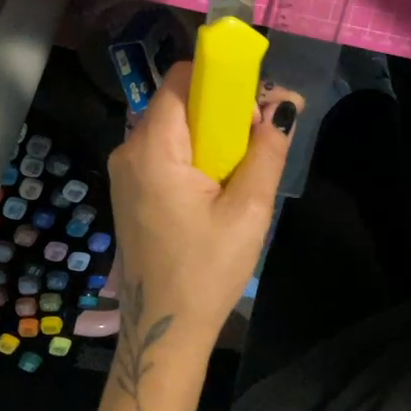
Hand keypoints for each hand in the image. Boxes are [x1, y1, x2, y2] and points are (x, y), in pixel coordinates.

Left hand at [106, 62, 292, 347]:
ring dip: (214, 133)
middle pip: (180, 100)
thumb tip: (283, 105)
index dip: (222, 77)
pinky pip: (167, 151)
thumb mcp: (249, 211)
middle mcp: (130, 150)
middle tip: (263, 135)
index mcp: (153, 149)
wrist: (164, 332)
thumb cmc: (207, 271)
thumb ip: (267, 151)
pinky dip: (198, 153)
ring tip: (248, 164)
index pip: (182, 78)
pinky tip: (222, 184)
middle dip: (224, 108)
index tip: (258, 98)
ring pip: (176, 126)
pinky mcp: (133, 190)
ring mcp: (126, 172)